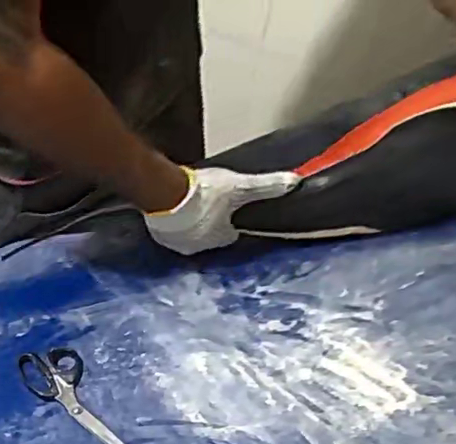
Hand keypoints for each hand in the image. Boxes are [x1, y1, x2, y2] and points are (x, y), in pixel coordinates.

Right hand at [144, 167, 302, 254]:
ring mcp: (175, 245)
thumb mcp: (241, 186)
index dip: (234, 223)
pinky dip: (177, 225)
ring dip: (193, 226)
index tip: (234, 212)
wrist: (165, 195)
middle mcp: (197, 248)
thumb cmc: (206, 195)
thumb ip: (267, 186)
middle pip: (210, 238)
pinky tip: (178, 213)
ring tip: (195, 210)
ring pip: (190, 236)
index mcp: (218, 240)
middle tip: (215, 208)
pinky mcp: (159, 237)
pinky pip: (173, 233)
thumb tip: (296, 182)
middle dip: (213, 226)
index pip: (232, 236)